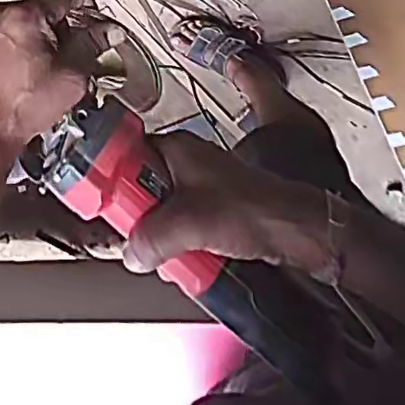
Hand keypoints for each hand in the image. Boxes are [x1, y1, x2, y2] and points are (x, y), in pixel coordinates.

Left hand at [0, 0, 96, 154]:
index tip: (92, 15)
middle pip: (39, 5)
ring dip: (36, 32)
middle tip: (73, 46)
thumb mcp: (71, 74)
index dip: (85, 4)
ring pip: (18, 17)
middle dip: (60, 23)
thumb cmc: (23, 107)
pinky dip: (14, 41)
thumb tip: (107, 30)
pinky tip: (24, 65)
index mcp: (23, 16)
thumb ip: (92, 44)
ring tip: (46, 61)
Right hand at [122, 132, 343, 282]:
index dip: (111, 180)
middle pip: (138, 186)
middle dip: (136, 217)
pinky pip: (178, 222)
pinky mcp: (210, 206)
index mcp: (174, 149)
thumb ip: (152, 239)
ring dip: (157, 233)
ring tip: (165, 252)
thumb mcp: (191, 224)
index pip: (124, 155)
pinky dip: (177, 240)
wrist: (301, 232)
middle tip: (137, 236)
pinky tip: (185, 256)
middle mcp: (183, 162)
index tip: (104, 204)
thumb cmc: (256, 210)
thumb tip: (130, 253)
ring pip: (158, 208)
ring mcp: (198, 184)